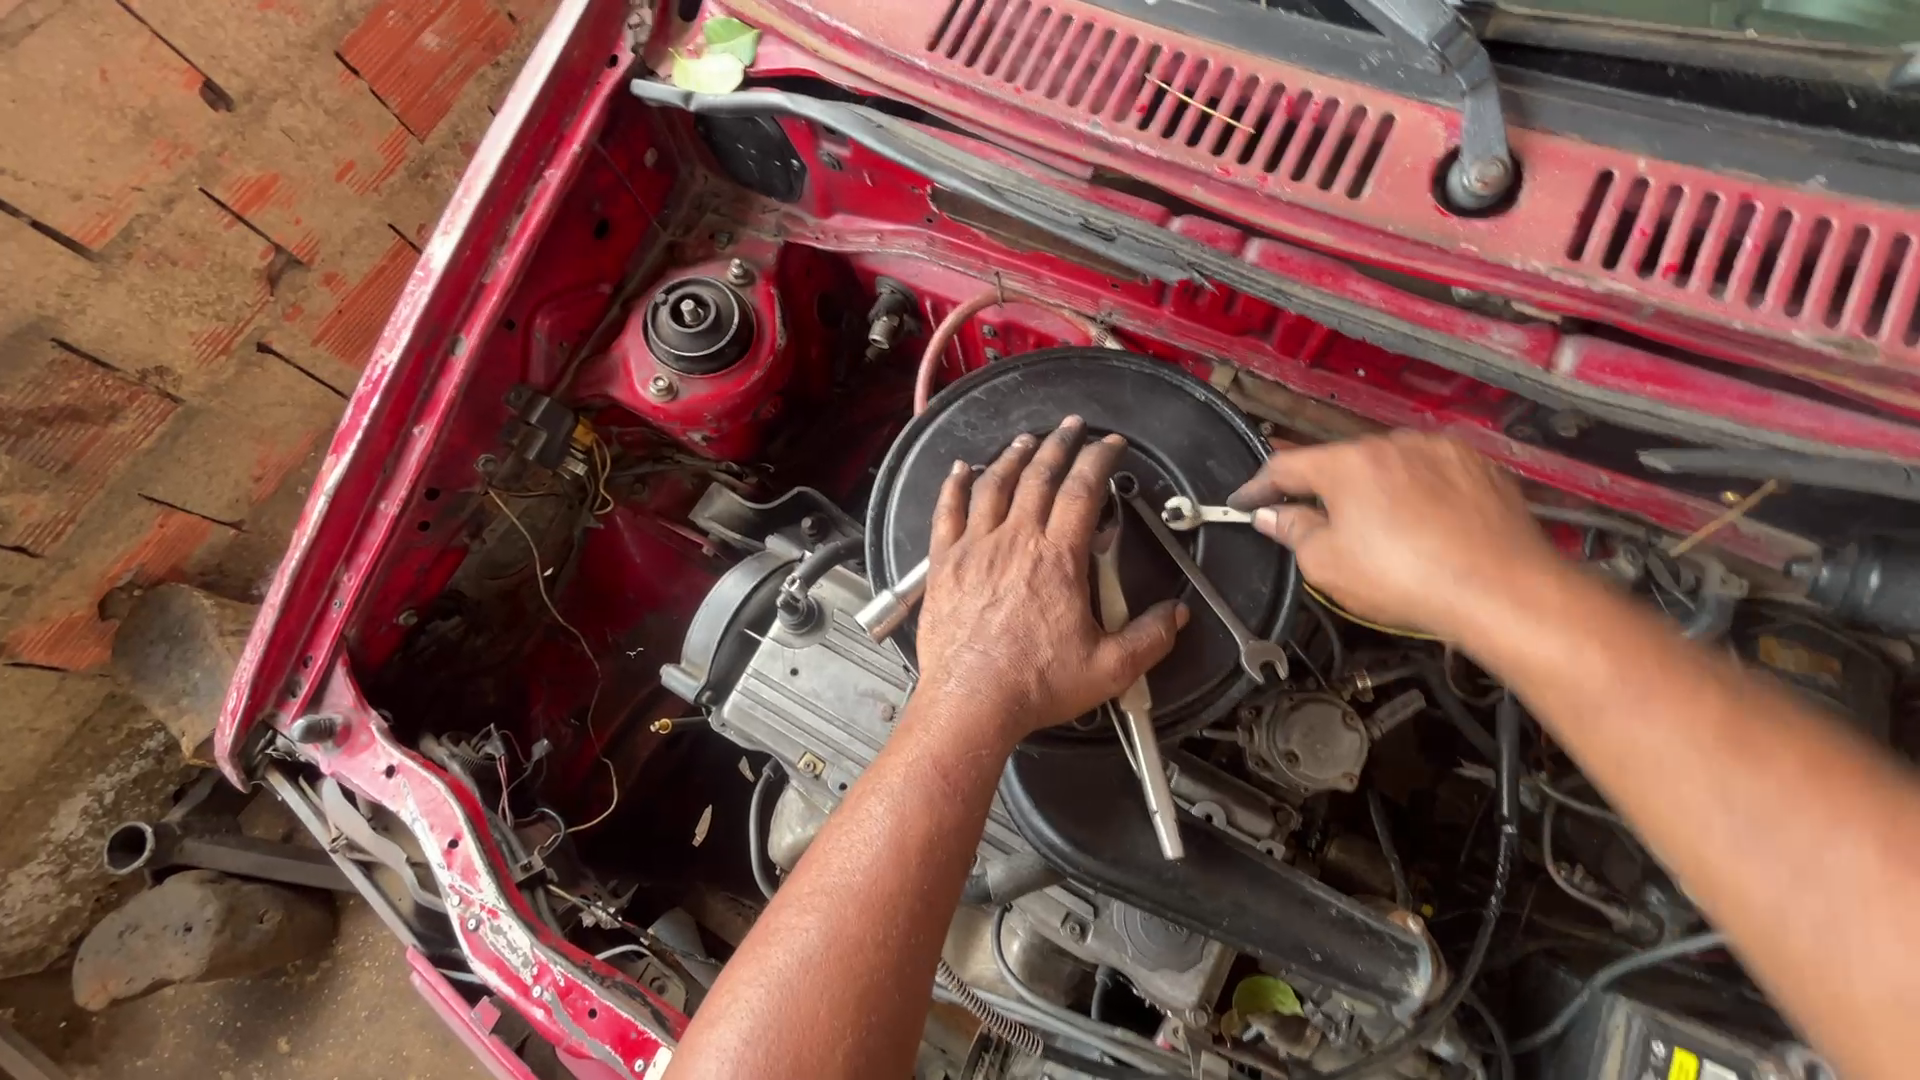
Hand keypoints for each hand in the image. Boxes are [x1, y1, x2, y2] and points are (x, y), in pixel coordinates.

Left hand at [914, 417, 1188, 746]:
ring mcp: (975, 549)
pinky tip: (962, 469)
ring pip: (994, 485)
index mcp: (1057, 559)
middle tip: (1072, 427)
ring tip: (1027, 440)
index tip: (1109, 444)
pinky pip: (948, 512)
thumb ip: (1149, 638)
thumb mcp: (1109, 669)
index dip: (1099, 459)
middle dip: (1059, 445)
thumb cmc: (1035, 685)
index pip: (1082, 490)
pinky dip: (955, 485)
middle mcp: (1015, 541)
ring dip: (1013, 456)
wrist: (971, 702)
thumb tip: (1176, 614)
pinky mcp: (945, 564)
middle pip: (1039, 476)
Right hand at [1227, 431, 1557, 638]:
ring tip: (1372, 528)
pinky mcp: (1478, 466)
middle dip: (1320, 489)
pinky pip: (1428, 472)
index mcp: (1347, 463)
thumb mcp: (1326, 564)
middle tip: (1309, 520)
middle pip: (1339, 463)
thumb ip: (1292, 530)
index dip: (1257, 486)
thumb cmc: (1405, 579)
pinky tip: (1418, 524)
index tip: (1244, 501)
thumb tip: (1272, 514)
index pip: (1285, 465)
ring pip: (1386, 465)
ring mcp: (1440, 451)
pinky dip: (1413, 491)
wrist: (1502, 591)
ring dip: (1369, 489)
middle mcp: (1392, 444)